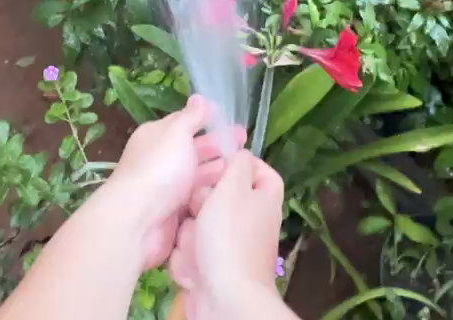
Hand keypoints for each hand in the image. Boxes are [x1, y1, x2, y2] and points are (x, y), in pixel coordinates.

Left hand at [93, 95, 243, 272]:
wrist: (138, 221)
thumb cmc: (159, 168)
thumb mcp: (176, 134)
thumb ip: (190, 117)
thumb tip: (199, 96)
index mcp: (158, 136)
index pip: (185, 123)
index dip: (208, 119)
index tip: (232, 120)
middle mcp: (162, 159)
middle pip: (194, 149)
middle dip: (219, 145)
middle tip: (246, 144)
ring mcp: (169, 187)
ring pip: (199, 174)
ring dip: (219, 169)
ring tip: (245, 168)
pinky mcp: (176, 212)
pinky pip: (198, 197)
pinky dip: (212, 193)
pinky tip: (233, 191)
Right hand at [169, 149, 285, 318]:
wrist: (225, 299)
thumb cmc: (230, 236)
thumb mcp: (233, 187)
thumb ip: (237, 163)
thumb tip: (239, 153)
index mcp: (263, 199)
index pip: (258, 169)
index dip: (238, 163)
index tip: (216, 163)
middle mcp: (249, 221)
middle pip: (220, 195)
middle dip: (203, 202)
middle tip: (200, 208)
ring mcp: (230, 246)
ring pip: (200, 222)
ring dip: (192, 232)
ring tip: (195, 243)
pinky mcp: (212, 267)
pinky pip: (192, 250)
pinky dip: (189, 256)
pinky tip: (192, 264)